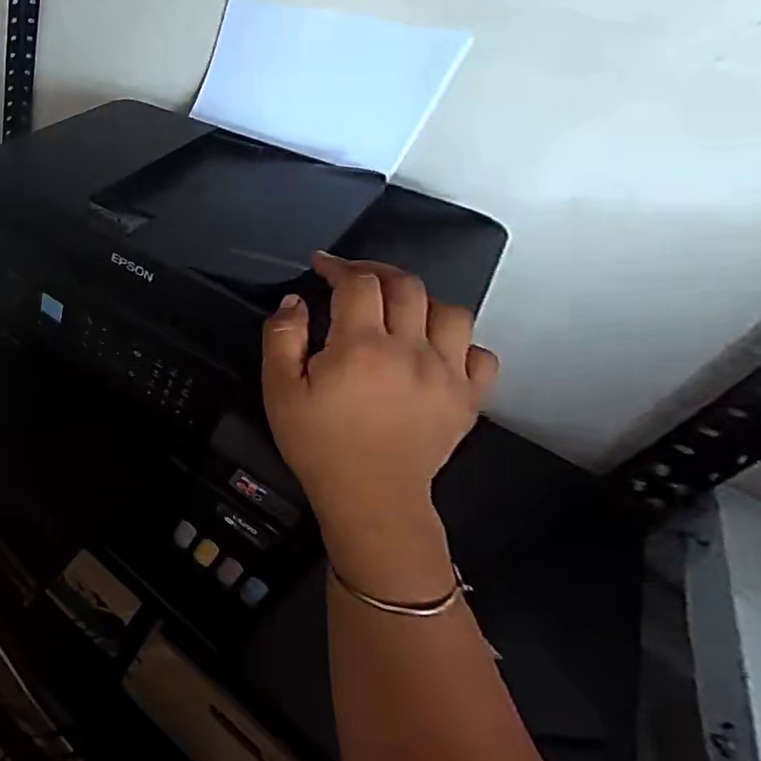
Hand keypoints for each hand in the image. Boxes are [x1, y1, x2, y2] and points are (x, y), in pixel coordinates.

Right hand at [262, 253, 498, 594]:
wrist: (370, 496)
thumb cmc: (318, 442)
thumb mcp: (279, 388)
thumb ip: (282, 337)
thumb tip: (294, 302)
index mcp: (361, 346)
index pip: (359, 283)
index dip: (339, 266)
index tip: (321, 264)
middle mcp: (411, 351)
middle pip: (407, 286)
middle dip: (376, 271)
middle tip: (353, 275)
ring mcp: (447, 375)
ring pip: (450, 312)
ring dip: (420, 300)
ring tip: (397, 308)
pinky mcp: (468, 399)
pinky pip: (480, 354)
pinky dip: (460, 342)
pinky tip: (435, 347)